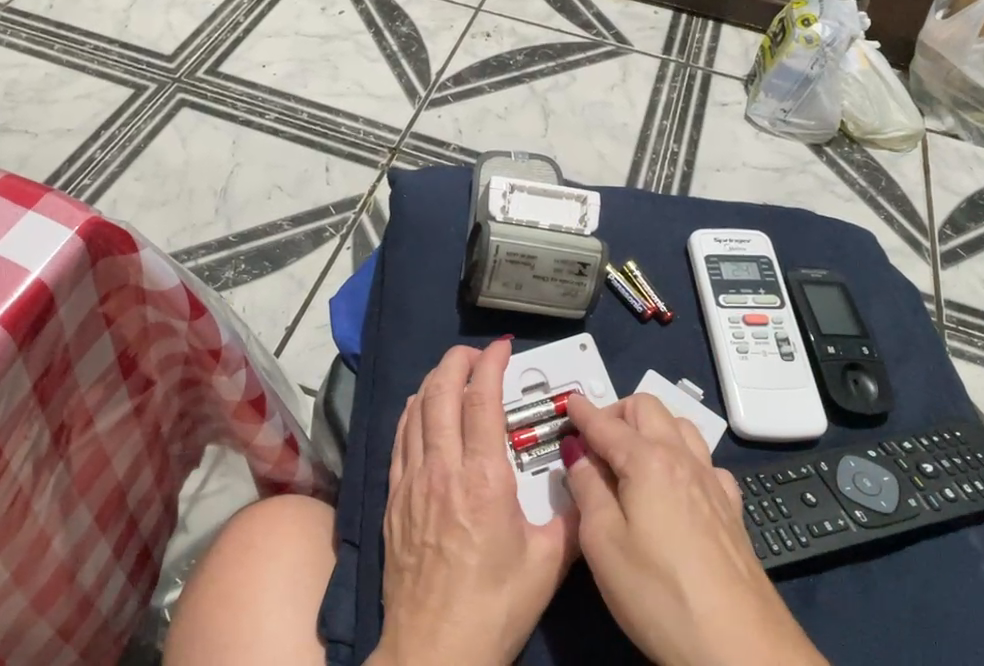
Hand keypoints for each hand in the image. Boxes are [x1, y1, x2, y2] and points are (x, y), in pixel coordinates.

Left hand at [371, 338, 573, 665]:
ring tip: (451, 371)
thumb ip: (571, 515)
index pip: (482, 400)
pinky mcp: (394, 500)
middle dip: (457, 362)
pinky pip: (399, 440)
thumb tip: (589, 482)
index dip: (490, 364)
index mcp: (484, 477)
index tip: (501, 347)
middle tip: (475, 352)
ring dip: (433, 382)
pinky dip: (411, 413)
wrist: (435, 649)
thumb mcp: (549, 563)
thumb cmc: (495, 606)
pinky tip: (418, 408)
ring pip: (415, 411)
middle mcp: (442, 468)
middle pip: (441, 393)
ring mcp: (412, 482)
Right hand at [563, 395, 828, 665]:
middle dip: (617, 412)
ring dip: (651, 428)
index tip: (568, 402)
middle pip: (648, 408)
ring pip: (681, 426)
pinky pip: (704, 461)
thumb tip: (578, 451)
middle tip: (593, 440)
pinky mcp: (731, 508)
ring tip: (630, 457)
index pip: (606, 424)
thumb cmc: (658, 593)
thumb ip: (586, 489)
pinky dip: (682, 456)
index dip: (583, 412)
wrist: (738, 644)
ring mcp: (713, 481)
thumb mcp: (602, 543)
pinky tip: (674, 486)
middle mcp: (683, 458)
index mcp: (648, 460)